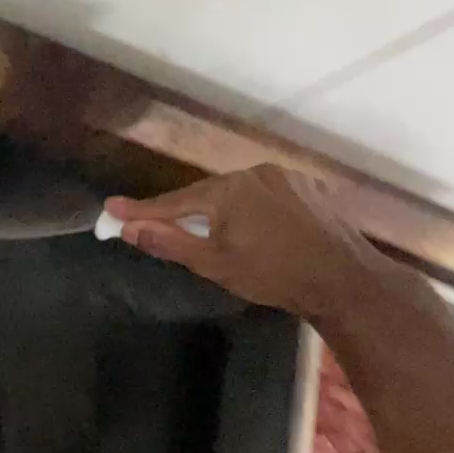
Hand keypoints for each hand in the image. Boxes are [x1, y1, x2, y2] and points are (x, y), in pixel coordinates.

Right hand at [103, 164, 386, 320]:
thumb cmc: (272, 273)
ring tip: (198, 230)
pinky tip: (241, 227)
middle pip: (203, 194)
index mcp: (229, 190)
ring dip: (212, 211)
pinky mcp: (307, 188)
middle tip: (150, 224)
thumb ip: (168, 241)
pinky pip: (259, 195)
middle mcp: (256, 174)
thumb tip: (129, 228)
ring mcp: (285, 178)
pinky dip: (241, 209)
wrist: (344, 278)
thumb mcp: (211, 263)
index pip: (172, 202)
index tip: (109, 208)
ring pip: (232, 194)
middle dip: (178, 211)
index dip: (138, 209)